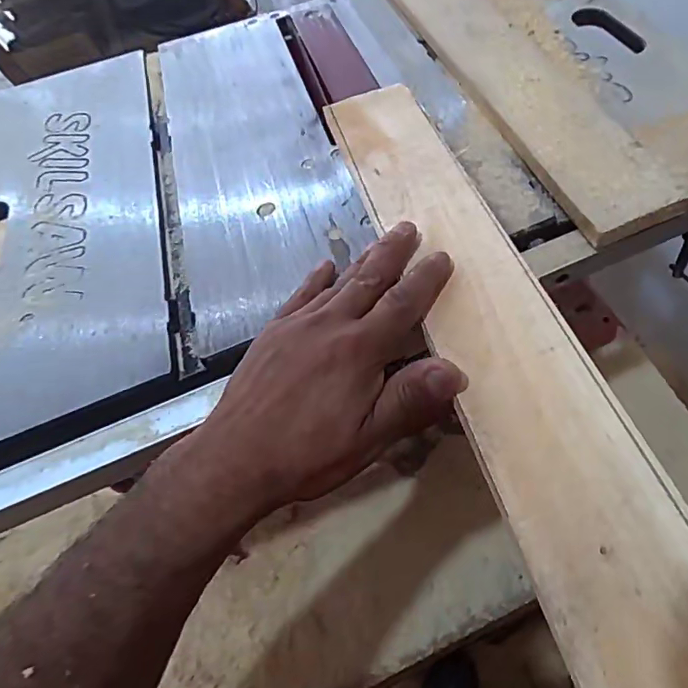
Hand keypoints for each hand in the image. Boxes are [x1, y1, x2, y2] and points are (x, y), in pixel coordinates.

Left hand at [189, 222, 466, 513]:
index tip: (442, 257)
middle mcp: (330, 326)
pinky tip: (325, 266)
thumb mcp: (367, 439)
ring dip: (363, 259)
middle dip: (393, 253)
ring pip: (338, 283)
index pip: (402, 305)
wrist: (233, 459)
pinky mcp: (273, 334)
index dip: (425, 280)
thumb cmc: (307, 454)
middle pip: (369, 280)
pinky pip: (300, 296)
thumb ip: (410, 402)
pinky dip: (317, 278)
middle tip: (410, 227)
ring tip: (380, 240)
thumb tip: (454, 372)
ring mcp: (297, 326)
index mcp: (360, 351)